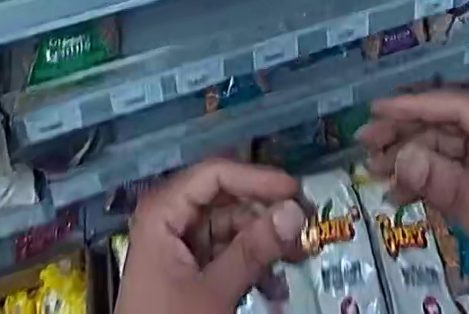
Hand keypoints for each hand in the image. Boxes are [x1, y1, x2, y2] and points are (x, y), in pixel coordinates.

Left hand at [116, 159, 309, 313]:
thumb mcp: (213, 293)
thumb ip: (253, 250)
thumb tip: (295, 210)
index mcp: (164, 209)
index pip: (215, 175)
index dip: (256, 178)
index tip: (295, 190)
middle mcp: (169, 216)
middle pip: (224, 199)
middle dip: (264, 213)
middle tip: (304, 224)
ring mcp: (178, 243)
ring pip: (229, 227)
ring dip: (262, 241)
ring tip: (298, 257)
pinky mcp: (187, 270)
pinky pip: (224, 253)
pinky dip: (250, 264)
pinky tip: (276, 285)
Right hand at [358, 90, 468, 313]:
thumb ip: (456, 196)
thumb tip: (402, 156)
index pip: (463, 109)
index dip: (417, 106)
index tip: (377, 110)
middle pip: (449, 122)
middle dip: (407, 131)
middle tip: (366, 142)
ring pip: (445, 144)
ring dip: (410, 154)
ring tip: (374, 168)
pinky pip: (451, 170)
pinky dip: (423, 179)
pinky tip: (397, 192)